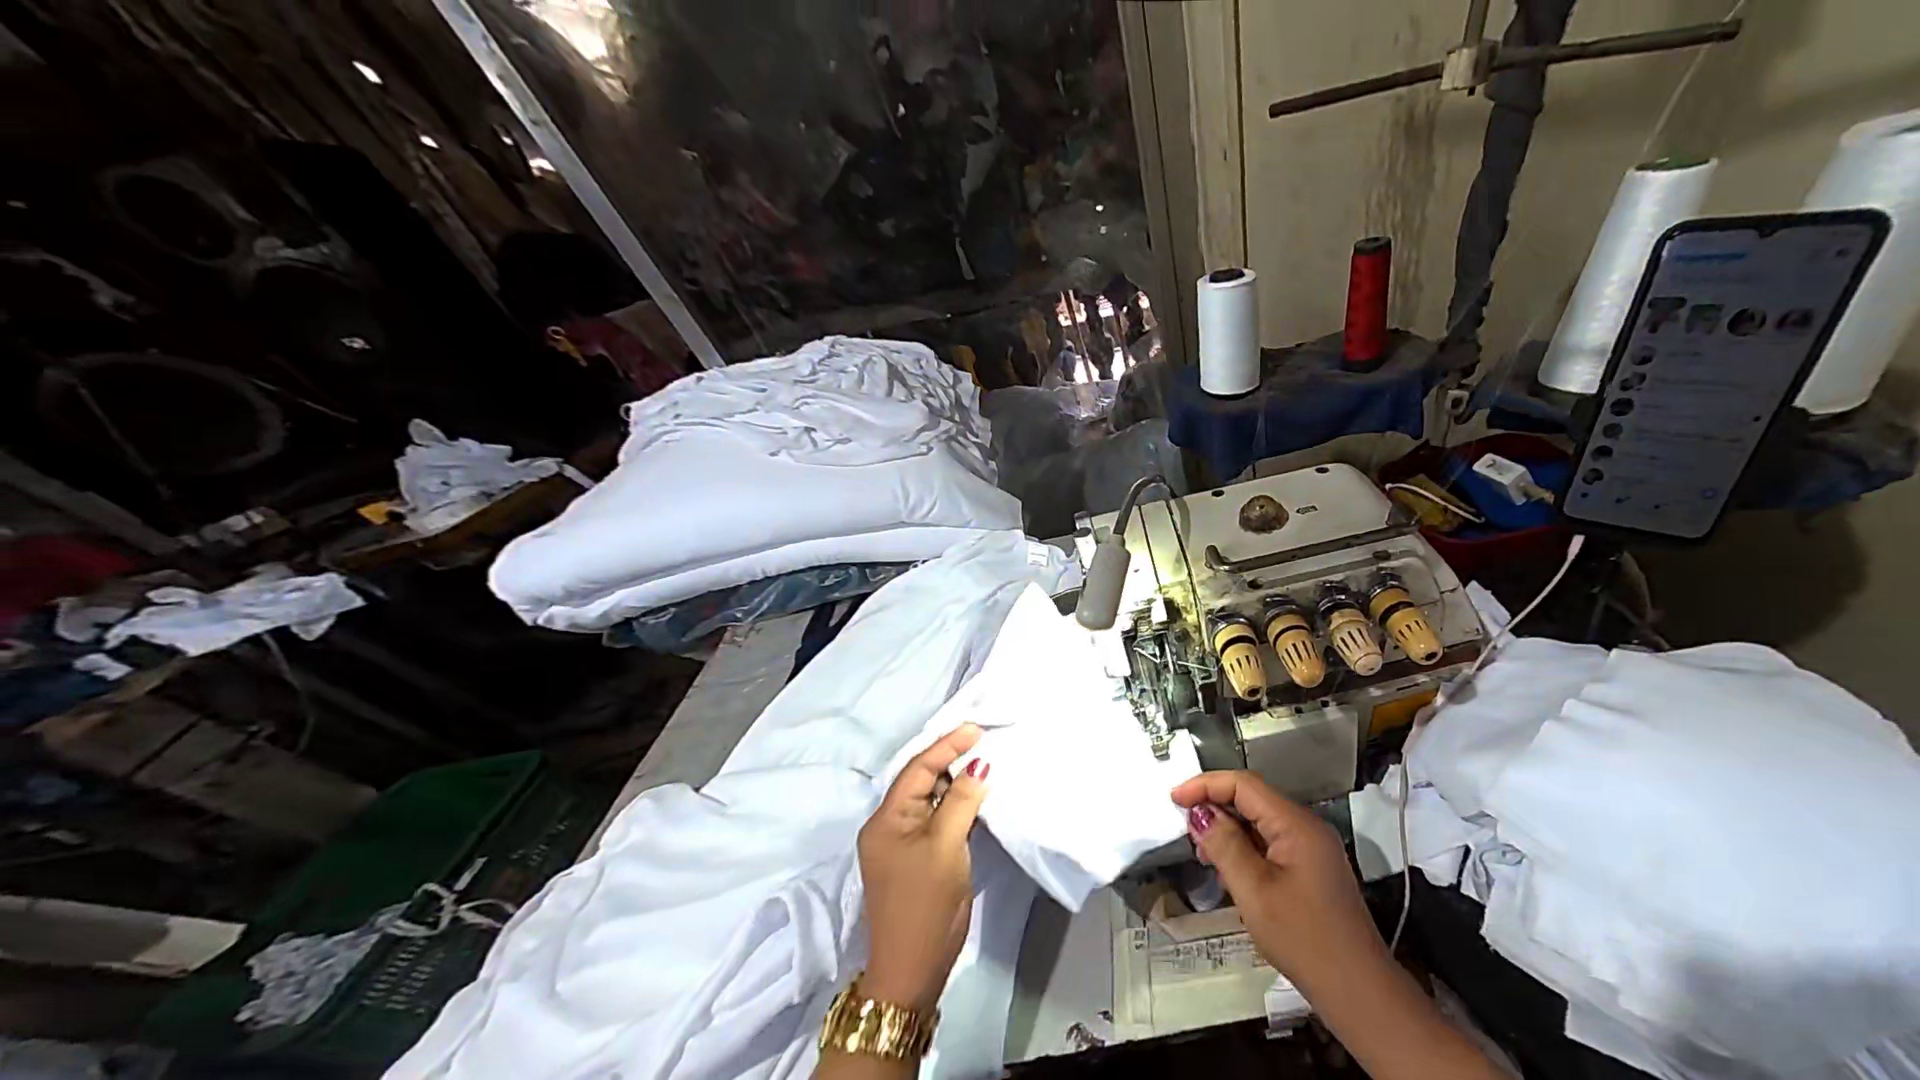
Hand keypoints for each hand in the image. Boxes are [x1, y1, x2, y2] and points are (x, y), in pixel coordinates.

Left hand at [856, 724, 990, 1010]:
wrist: (913, 969)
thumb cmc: (925, 903)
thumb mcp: (945, 846)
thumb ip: (961, 802)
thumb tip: (978, 766)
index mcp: (886, 818)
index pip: (918, 769)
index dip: (946, 746)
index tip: (975, 728)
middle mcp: (888, 824)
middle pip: (920, 781)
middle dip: (949, 760)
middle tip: (981, 741)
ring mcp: (901, 843)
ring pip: (930, 800)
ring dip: (954, 782)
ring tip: (982, 762)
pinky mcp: (916, 858)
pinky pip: (935, 820)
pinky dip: (955, 806)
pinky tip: (974, 796)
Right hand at [1170, 771, 1386, 994]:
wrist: (1358, 991)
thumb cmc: (1303, 938)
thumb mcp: (1253, 890)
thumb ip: (1224, 845)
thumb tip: (1200, 814)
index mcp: (1296, 825)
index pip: (1244, 784)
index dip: (1205, 785)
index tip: (1174, 799)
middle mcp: (1306, 828)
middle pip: (1252, 799)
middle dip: (1214, 806)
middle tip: (1185, 828)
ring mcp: (1311, 848)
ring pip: (1259, 821)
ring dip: (1227, 830)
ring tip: (1203, 853)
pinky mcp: (1310, 868)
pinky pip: (1269, 842)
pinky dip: (1243, 847)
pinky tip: (1228, 871)